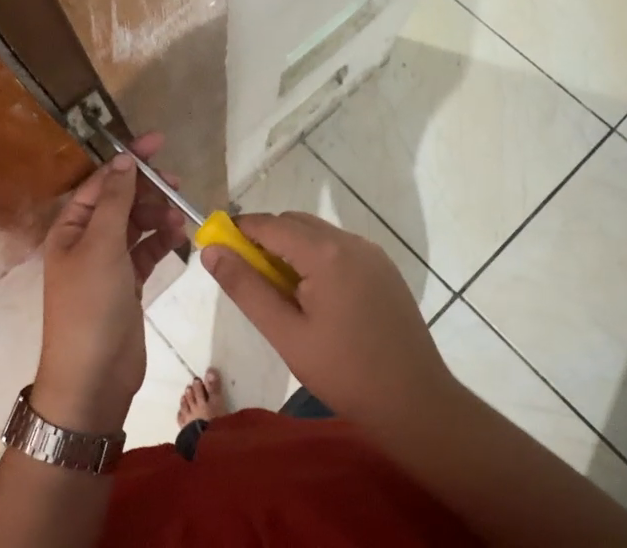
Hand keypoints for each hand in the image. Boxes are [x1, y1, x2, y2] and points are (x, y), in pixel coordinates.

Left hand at [33, 133, 187, 434]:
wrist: (92, 377)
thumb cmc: (91, 305)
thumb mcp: (102, 246)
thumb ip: (115, 200)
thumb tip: (123, 160)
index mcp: (69, 228)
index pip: (100, 182)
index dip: (128, 160)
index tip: (159, 142)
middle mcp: (85, 242)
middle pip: (119, 201)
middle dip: (146, 188)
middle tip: (176, 182)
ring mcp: (106, 266)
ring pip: (134, 225)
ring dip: (156, 214)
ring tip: (180, 211)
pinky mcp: (126, 286)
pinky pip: (145, 251)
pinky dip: (160, 240)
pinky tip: (178, 233)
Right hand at [203, 212, 456, 429]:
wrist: (414, 402)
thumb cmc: (343, 372)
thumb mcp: (285, 333)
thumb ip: (245, 288)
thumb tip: (211, 251)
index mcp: (325, 253)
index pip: (269, 224)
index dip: (238, 231)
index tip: (217, 249)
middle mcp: (351, 241)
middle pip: (294, 223)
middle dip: (264, 241)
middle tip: (247, 280)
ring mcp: (373, 254)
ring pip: (318, 235)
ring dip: (291, 250)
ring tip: (280, 295)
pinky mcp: (385, 270)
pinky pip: (340, 250)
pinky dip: (316, 260)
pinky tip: (314, 300)